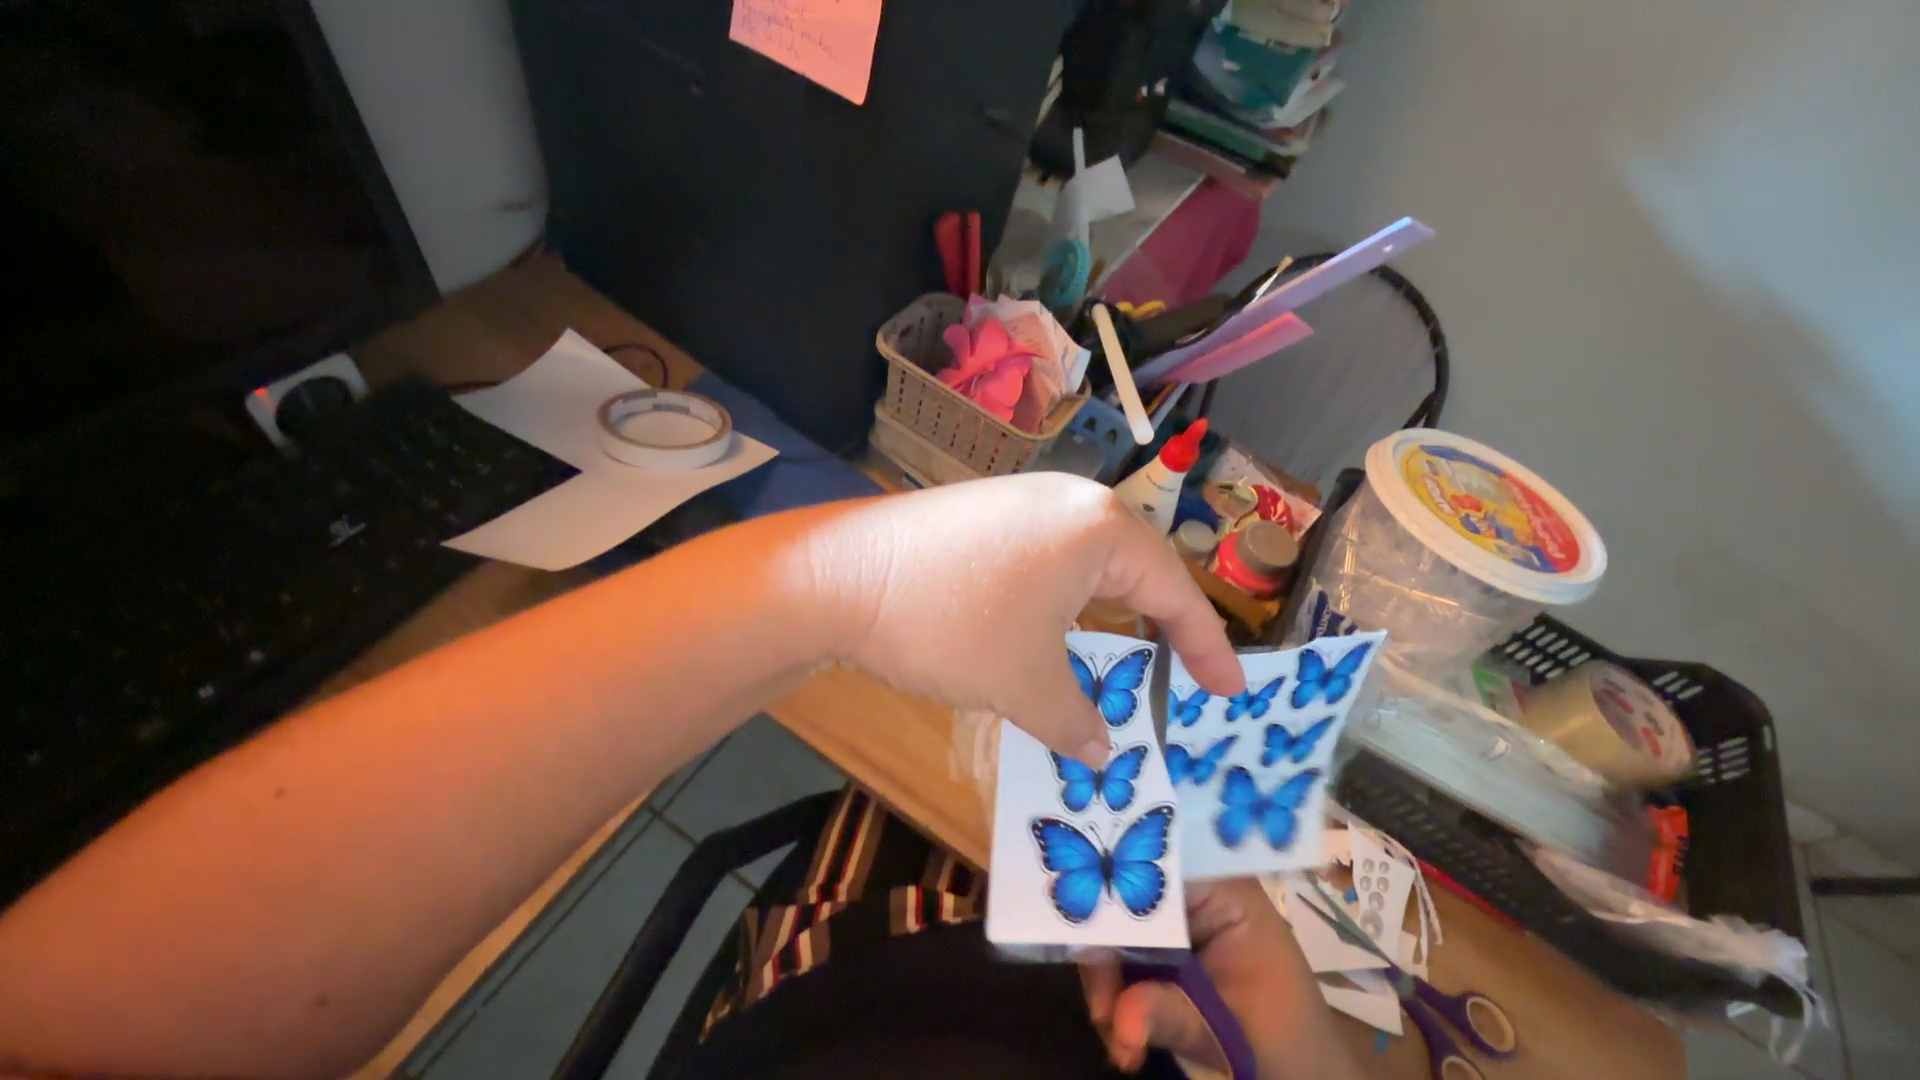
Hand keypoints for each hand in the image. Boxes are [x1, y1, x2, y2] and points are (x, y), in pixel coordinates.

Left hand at [800, 473, 1243, 764]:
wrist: (836, 578)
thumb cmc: (950, 625)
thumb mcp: (1024, 684)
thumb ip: (1076, 721)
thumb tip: (1101, 753)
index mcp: (1099, 528)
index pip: (1173, 592)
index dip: (1205, 647)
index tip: (1229, 690)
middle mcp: (1068, 501)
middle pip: (1134, 569)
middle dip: (1157, 626)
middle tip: (1177, 676)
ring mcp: (1020, 500)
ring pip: (1085, 564)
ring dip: (1103, 616)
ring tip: (1116, 657)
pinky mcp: (981, 512)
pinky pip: (1044, 558)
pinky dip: (1059, 601)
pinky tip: (1046, 629)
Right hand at [1080, 879, 1366, 1079]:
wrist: (1305, 1076)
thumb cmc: (1286, 1042)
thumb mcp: (1232, 1033)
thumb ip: (1174, 1017)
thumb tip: (1120, 1017)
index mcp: (1222, 887)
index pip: (1153, 863)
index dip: (1112, 888)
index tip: (1082, 935)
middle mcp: (1194, 889)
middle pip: (1124, 896)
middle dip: (1104, 955)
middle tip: (1105, 1015)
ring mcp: (1175, 918)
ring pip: (1116, 930)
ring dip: (1106, 985)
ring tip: (1119, 1042)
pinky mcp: (1164, 947)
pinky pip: (1123, 955)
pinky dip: (1115, 996)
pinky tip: (1122, 1037)